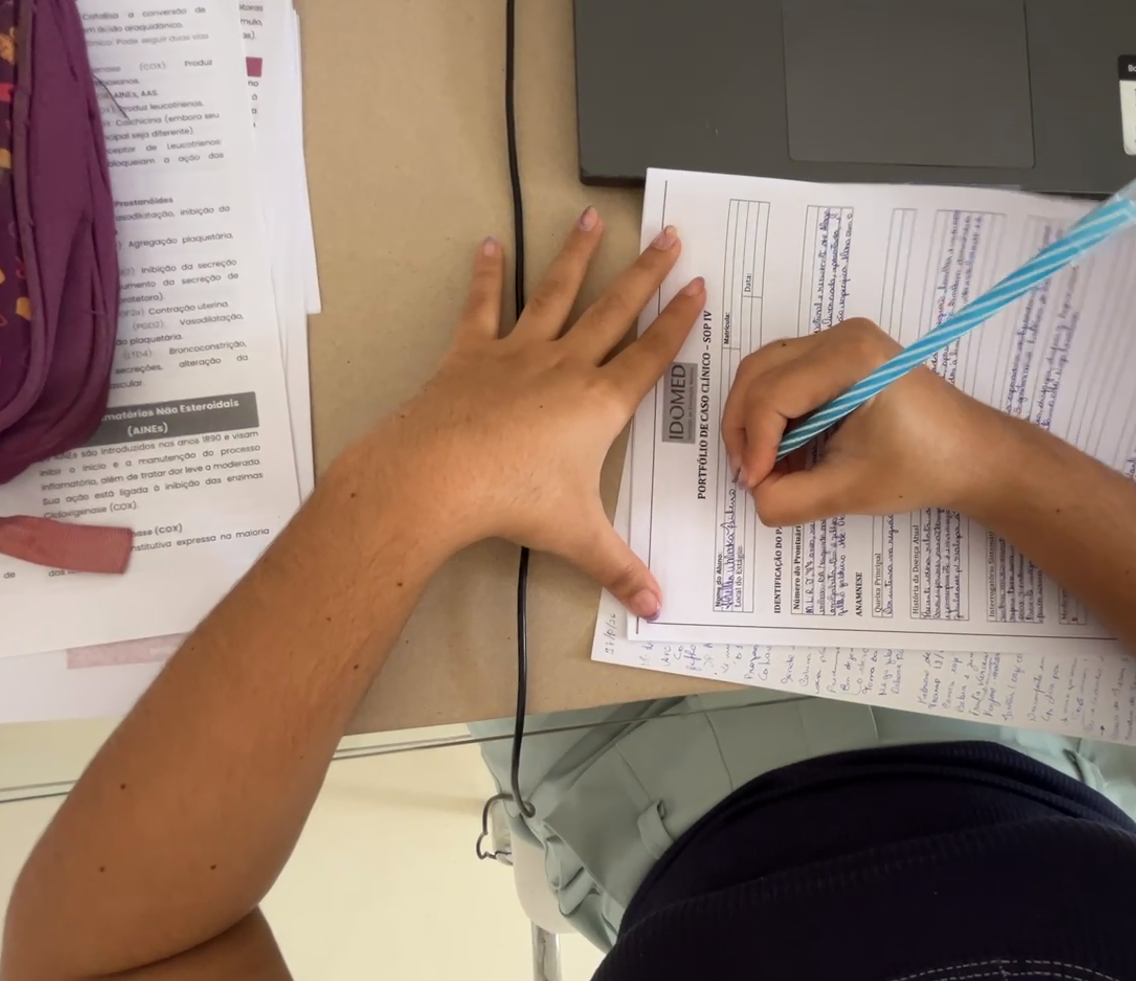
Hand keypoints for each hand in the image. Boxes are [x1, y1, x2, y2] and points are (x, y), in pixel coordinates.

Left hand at [336, 209, 703, 617]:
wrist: (439, 478)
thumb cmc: (512, 499)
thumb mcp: (577, 537)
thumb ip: (620, 569)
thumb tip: (655, 607)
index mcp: (598, 403)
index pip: (651, 355)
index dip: (678, 322)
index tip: (696, 287)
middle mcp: (564, 366)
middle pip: (615, 310)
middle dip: (646, 273)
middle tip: (667, 236)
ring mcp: (517, 353)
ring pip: (556, 293)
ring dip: (576, 256)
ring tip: (589, 219)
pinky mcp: (472, 354)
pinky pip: (481, 306)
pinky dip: (485, 275)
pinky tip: (488, 244)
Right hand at [721, 318, 1022, 525]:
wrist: (972, 455)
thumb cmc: (922, 469)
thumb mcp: (848, 492)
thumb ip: (787, 499)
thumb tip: (753, 494)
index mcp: (850, 357)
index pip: (773, 395)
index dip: (753, 444)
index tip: (756, 485)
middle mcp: (839, 336)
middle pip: (757, 374)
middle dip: (742, 428)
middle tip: (749, 475)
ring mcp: (838, 341)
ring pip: (763, 374)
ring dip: (753, 422)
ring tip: (766, 466)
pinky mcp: (836, 357)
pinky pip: (783, 379)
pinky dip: (773, 417)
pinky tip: (786, 454)